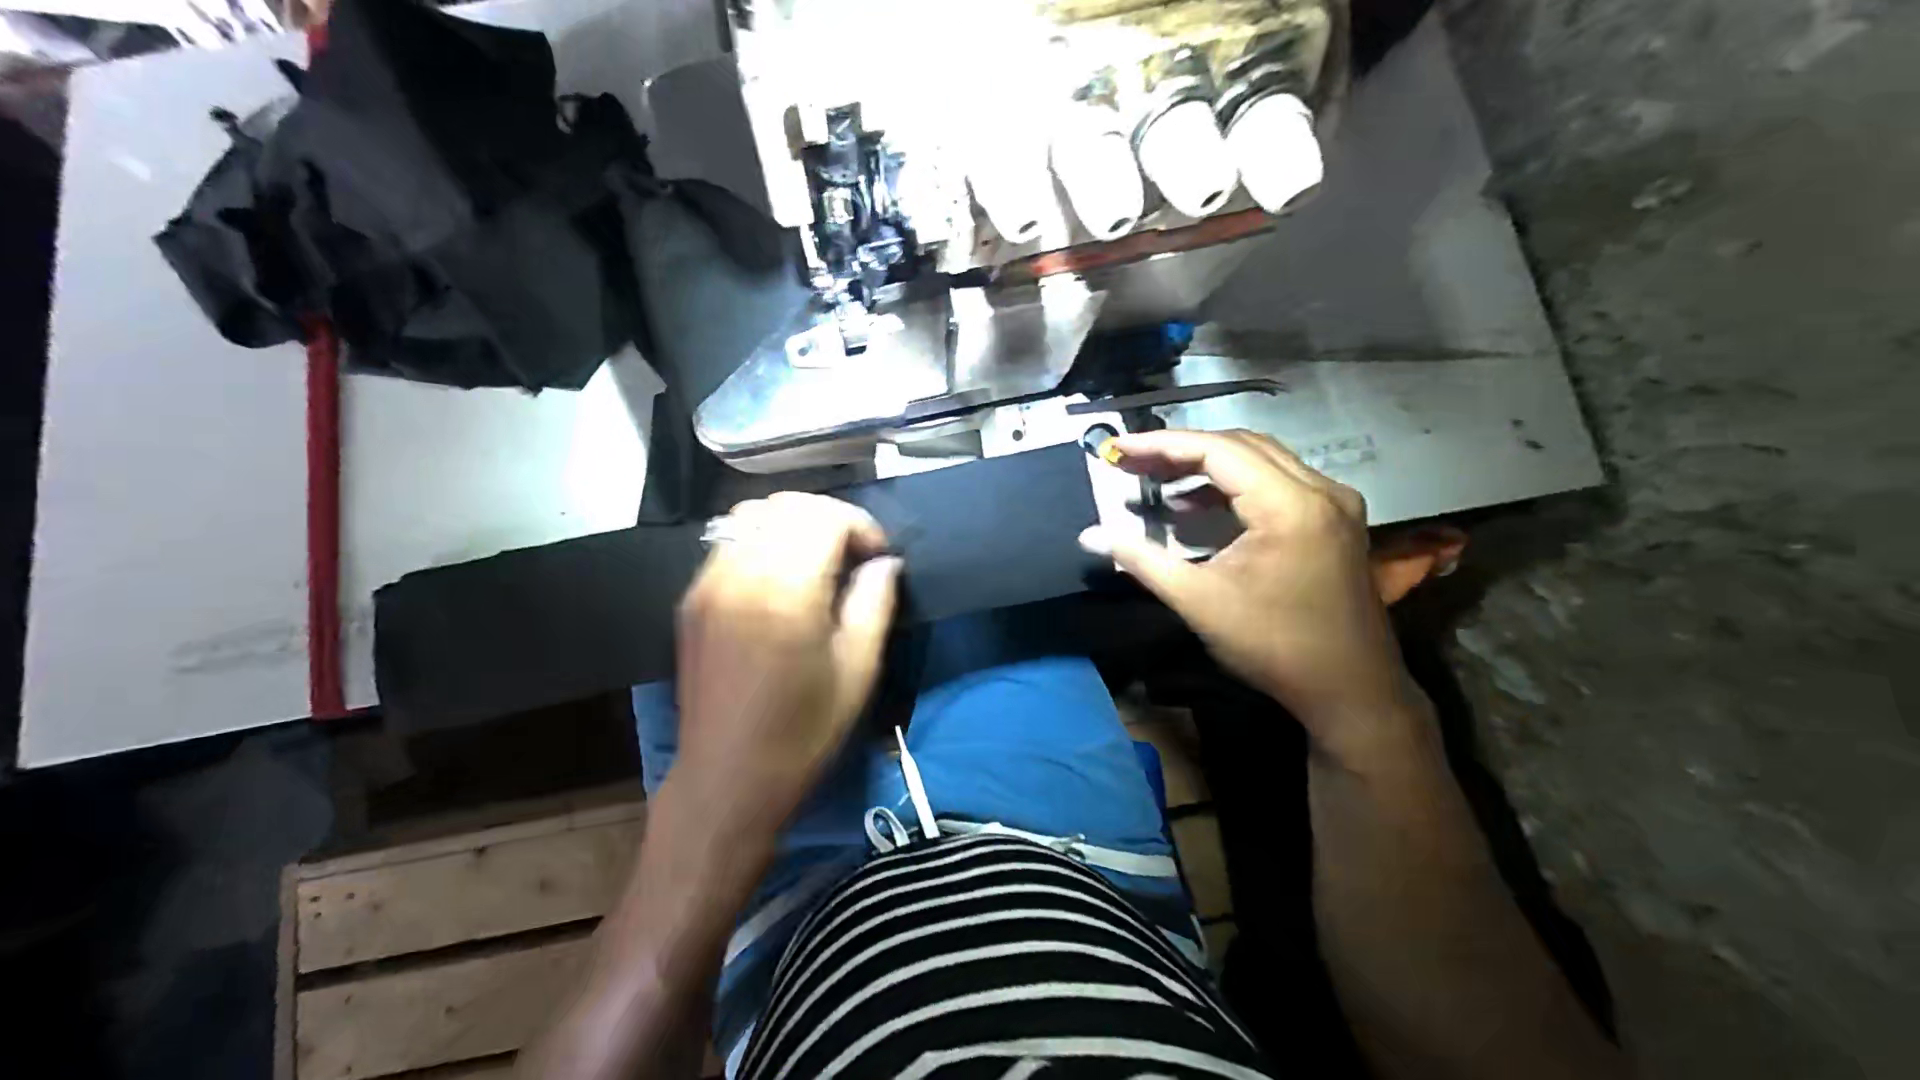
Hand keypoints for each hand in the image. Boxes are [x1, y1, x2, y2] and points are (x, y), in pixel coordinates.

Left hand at [674, 493, 901, 819]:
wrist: (726, 778)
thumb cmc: (803, 732)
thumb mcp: (857, 671)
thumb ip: (874, 603)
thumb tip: (885, 563)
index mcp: (787, 593)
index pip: (825, 518)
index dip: (861, 526)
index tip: (876, 557)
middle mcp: (740, 574)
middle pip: (788, 506)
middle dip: (830, 518)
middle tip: (852, 555)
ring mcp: (708, 583)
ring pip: (752, 514)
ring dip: (793, 522)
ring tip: (817, 559)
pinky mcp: (692, 597)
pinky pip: (728, 540)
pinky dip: (761, 538)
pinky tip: (780, 575)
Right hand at [1082, 430, 1427, 758]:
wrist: (1351, 691)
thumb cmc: (1273, 646)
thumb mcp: (1198, 601)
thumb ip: (1141, 560)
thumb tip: (1089, 536)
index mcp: (1289, 504)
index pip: (1217, 450)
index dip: (1161, 445)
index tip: (1118, 449)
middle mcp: (1320, 489)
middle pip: (1240, 445)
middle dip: (1181, 450)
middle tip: (1132, 461)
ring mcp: (1334, 503)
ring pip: (1261, 460)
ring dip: (1208, 465)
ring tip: (1158, 480)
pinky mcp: (1335, 520)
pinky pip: (1278, 482)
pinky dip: (1234, 486)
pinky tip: (1198, 507)